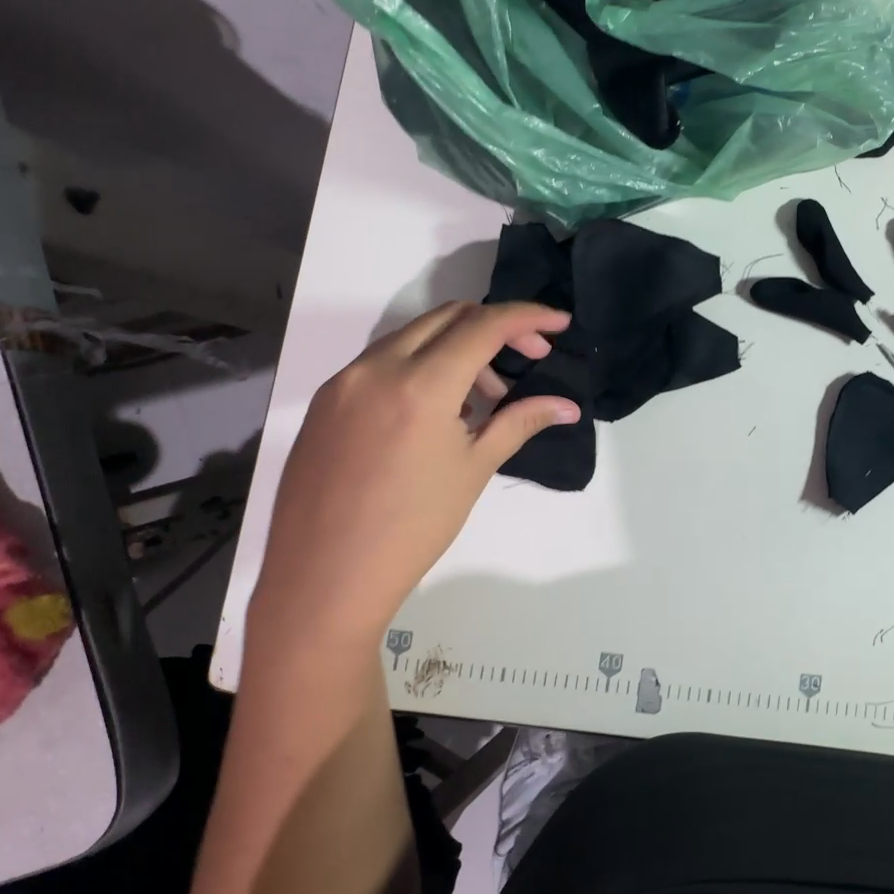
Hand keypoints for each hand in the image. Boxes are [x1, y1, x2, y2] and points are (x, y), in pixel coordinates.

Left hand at [248, 302, 578, 647]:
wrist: (326, 577)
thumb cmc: (414, 527)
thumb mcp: (475, 469)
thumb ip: (520, 422)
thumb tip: (567, 406)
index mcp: (421, 385)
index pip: (484, 325)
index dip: (528, 317)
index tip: (559, 322)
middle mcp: (377, 368)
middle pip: (448, 317)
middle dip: (495, 327)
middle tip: (529, 359)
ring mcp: (344, 382)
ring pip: (413, 336)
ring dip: (458, 348)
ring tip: (483, 400)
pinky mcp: (326, 401)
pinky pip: (383, 362)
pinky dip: (422, 367)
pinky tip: (438, 413)